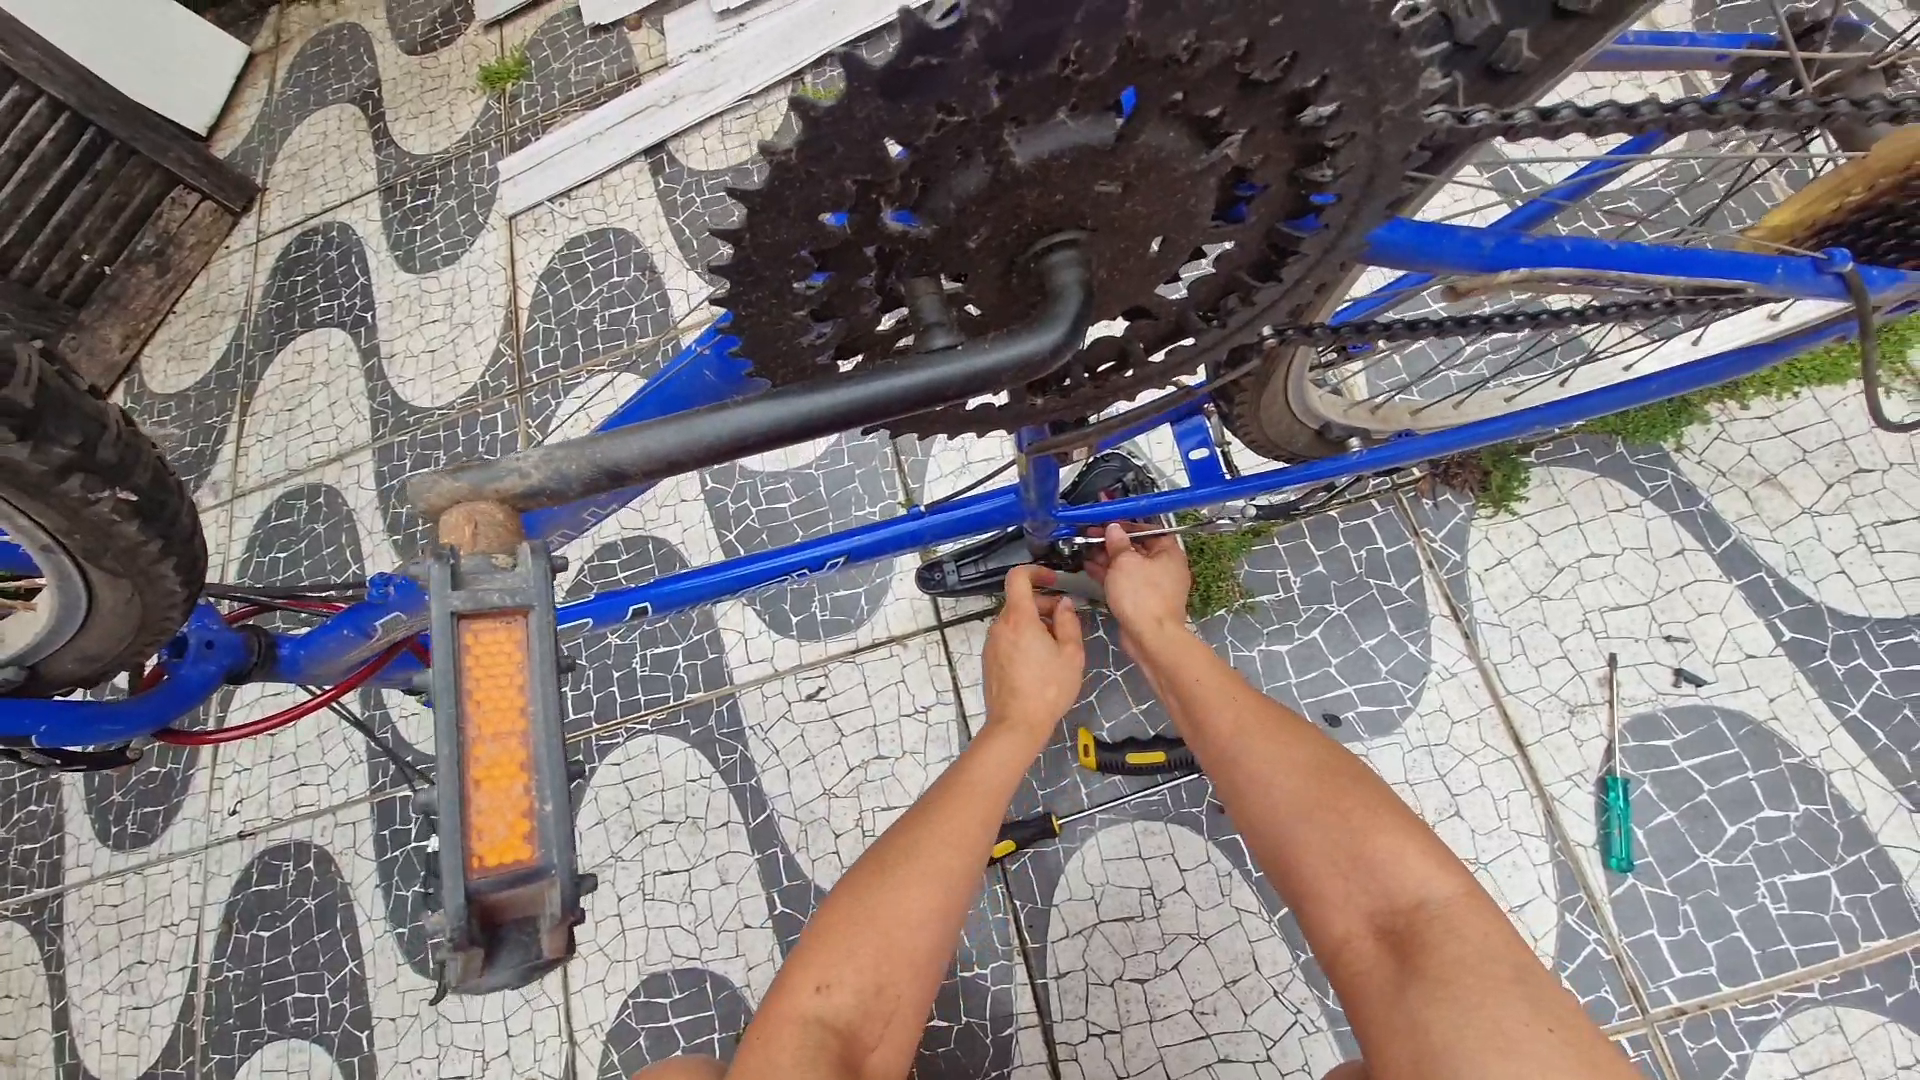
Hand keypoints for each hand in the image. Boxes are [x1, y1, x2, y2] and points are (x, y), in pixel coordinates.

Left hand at [982, 565, 1085, 747]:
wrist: (1016, 724)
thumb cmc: (1048, 688)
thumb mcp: (1071, 654)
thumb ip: (1069, 622)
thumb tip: (1064, 603)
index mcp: (1019, 618)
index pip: (1018, 577)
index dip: (1036, 571)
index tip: (1054, 580)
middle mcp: (1000, 626)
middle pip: (1019, 601)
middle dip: (1044, 605)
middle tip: (1066, 623)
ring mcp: (991, 643)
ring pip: (1014, 621)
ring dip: (1035, 623)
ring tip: (1056, 646)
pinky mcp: (990, 659)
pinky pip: (1008, 637)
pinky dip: (1024, 638)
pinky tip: (1040, 660)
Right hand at [1085, 523, 1191, 654]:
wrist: (1150, 637)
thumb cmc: (1141, 594)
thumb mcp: (1125, 562)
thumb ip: (1117, 543)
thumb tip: (1113, 528)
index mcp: (1169, 552)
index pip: (1148, 530)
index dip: (1126, 525)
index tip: (1105, 522)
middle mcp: (1165, 567)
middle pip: (1137, 548)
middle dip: (1112, 542)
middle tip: (1090, 536)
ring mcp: (1154, 586)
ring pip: (1128, 566)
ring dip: (1107, 558)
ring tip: (1085, 551)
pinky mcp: (1142, 601)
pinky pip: (1124, 582)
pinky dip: (1109, 575)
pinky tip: (1089, 568)